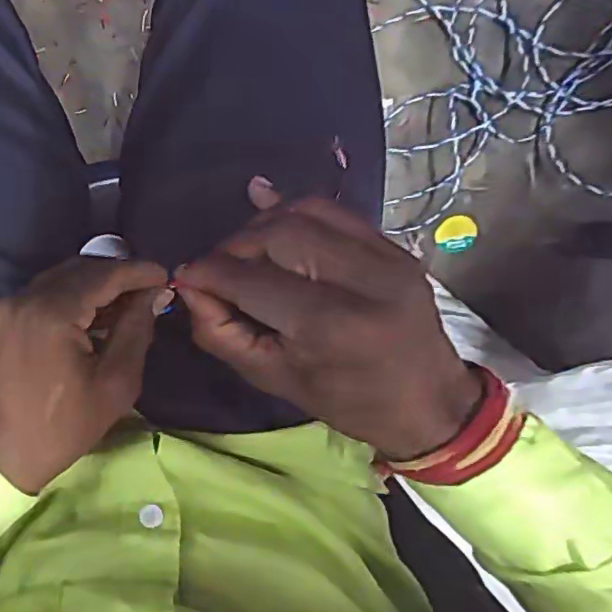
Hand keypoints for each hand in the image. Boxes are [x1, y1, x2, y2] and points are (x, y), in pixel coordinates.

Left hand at [0, 256, 170, 493]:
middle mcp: (27, 297)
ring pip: (62, 278)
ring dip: (96, 285)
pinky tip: (96, 316)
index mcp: (52, 311)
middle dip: (118, 276)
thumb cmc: (63, 426)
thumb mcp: (115, 382)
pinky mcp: (4, 318)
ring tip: (128, 306)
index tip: (166, 278)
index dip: (139, 272)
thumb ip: (136, 329)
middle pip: (81, 269)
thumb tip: (154, 295)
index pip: (104, 274)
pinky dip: (73, 296)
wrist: (1, 453)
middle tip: (150, 293)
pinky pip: (45, 293)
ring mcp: (11, 306)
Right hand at [174, 183, 480, 459]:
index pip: (253, 281)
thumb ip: (220, 331)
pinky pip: (334, 210)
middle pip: (280, 233)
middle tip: (216, 267)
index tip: (185, 274)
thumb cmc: (343, 400)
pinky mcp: (395, 246)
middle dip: (235, 245)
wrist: (427, 402)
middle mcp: (365, 281)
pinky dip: (292, 209)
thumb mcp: (270, 377)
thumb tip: (190, 286)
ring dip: (262, 225)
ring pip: (306, 211)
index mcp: (332, 327)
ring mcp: (387, 257)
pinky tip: (264, 210)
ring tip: (244, 251)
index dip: (209, 272)